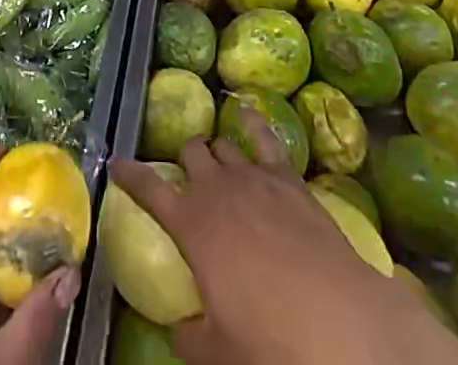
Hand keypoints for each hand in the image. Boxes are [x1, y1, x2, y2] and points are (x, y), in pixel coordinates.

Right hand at [111, 113, 457, 364]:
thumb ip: (190, 334)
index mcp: (190, 223)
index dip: (129, 174)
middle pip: (191, 154)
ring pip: (223, 145)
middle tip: (188, 178)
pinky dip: (254, 124)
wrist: (341, 322)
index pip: (148, 188)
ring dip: (215, 151)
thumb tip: (181, 329)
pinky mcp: (289, 179)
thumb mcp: (218, 349)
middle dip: (185, 161)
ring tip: (216, 159)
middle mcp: (217, 189)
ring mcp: (254, 178)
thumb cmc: (270, 337)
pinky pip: (267, 138)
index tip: (116, 163)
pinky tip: (250, 115)